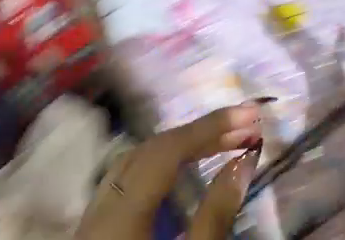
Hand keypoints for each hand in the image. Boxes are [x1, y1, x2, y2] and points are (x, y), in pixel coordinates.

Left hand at [75, 103, 263, 239]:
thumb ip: (214, 216)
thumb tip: (242, 163)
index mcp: (121, 213)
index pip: (168, 150)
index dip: (211, 127)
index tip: (252, 116)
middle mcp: (102, 206)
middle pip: (150, 150)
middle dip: (200, 134)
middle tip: (246, 127)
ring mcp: (93, 219)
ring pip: (134, 161)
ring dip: (179, 146)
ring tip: (220, 141)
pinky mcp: (95, 232)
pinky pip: (126, 180)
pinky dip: (159, 165)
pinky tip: (182, 171)